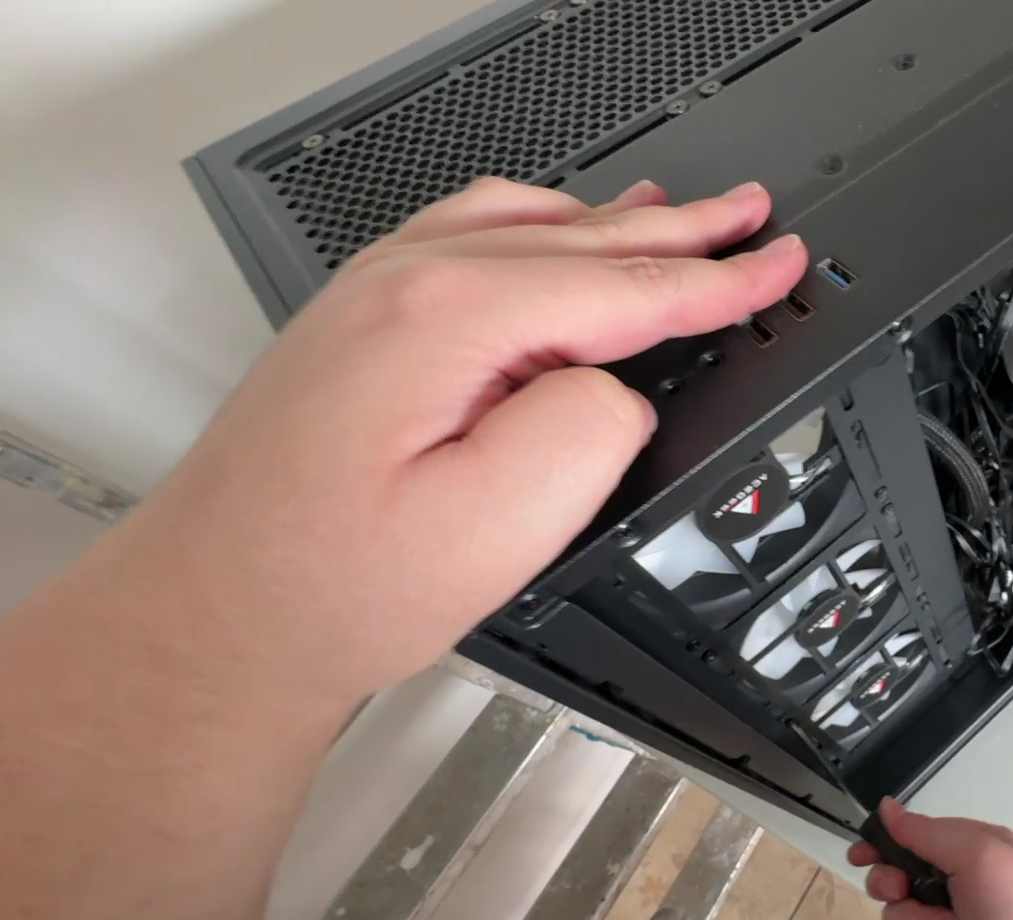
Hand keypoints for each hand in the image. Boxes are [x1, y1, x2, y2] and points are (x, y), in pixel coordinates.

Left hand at [92, 177, 807, 712]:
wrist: (231, 613)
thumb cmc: (348, 579)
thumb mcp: (503, 519)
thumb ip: (592, 428)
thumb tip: (622, 388)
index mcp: (453, 323)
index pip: (632, 289)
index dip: (724, 279)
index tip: (780, 264)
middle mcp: (413, 287)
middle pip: (594, 240)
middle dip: (692, 230)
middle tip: (753, 216)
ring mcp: (388, 298)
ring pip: (542, 228)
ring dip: (629, 220)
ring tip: (683, 213)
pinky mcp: (380, 324)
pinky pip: (486, 238)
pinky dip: (557, 226)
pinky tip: (571, 228)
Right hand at [849, 798, 1012, 919]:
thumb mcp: (978, 852)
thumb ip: (926, 831)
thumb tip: (886, 807)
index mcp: (967, 853)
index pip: (913, 837)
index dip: (883, 842)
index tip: (860, 852)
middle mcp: (950, 888)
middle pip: (891, 875)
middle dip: (890, 882)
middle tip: (902, 890)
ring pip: (891, 917)